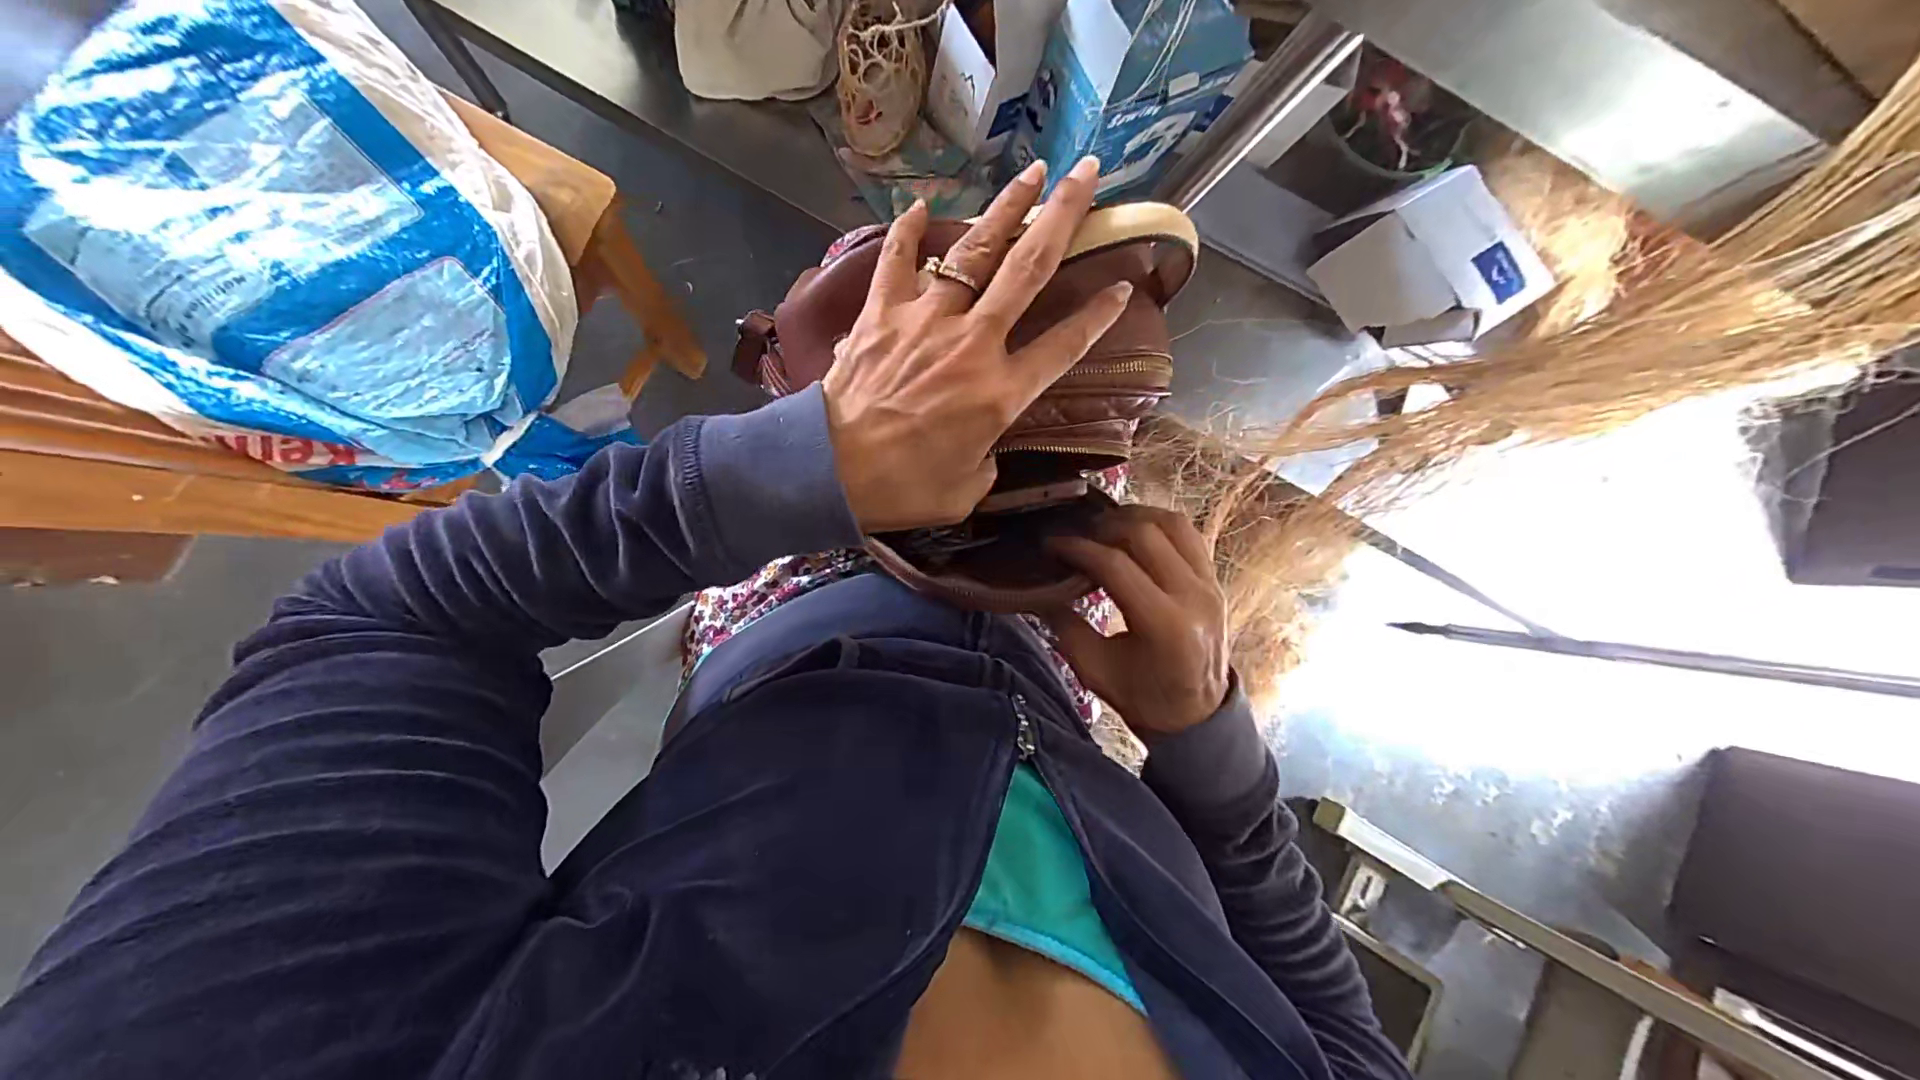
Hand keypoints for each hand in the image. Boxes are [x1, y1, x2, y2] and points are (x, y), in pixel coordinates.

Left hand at [822, 156, 1133, 533]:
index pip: (1064, 345)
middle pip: (1029, 269)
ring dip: (1006, 207)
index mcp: (1001, 393)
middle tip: (1088, 173)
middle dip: (1064, 216)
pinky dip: (908, 231)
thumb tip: (982, 441)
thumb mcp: (967, 489)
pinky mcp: (882, 314)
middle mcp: (973, 344)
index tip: (1123, 286)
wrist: (831, 473)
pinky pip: (897, 261)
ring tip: (1032, 172)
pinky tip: (922, 206)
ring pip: (975, 251)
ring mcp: (926, 321)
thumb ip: (988, 458)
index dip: (1099, 316)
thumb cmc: (904, 489)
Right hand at [1043, 507, 1230, 738]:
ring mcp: (1210, 584)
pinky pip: (1188, 533)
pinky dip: (1157, 524)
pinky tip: (1133, 531)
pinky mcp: (1214, 579)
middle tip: (1077, 536)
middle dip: (1103, 528)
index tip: (1052, 544)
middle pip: (1144, 535)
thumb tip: (1039, 590)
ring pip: (1171, 524)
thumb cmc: (1144, 697)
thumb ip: (1065, 626)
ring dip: (1133, 517)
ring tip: (1104, 527)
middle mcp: (1193, 597)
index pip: (1115, 566)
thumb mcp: (1094, 669)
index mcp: (1165, 625)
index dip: (1078, 549)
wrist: (1198, 715)